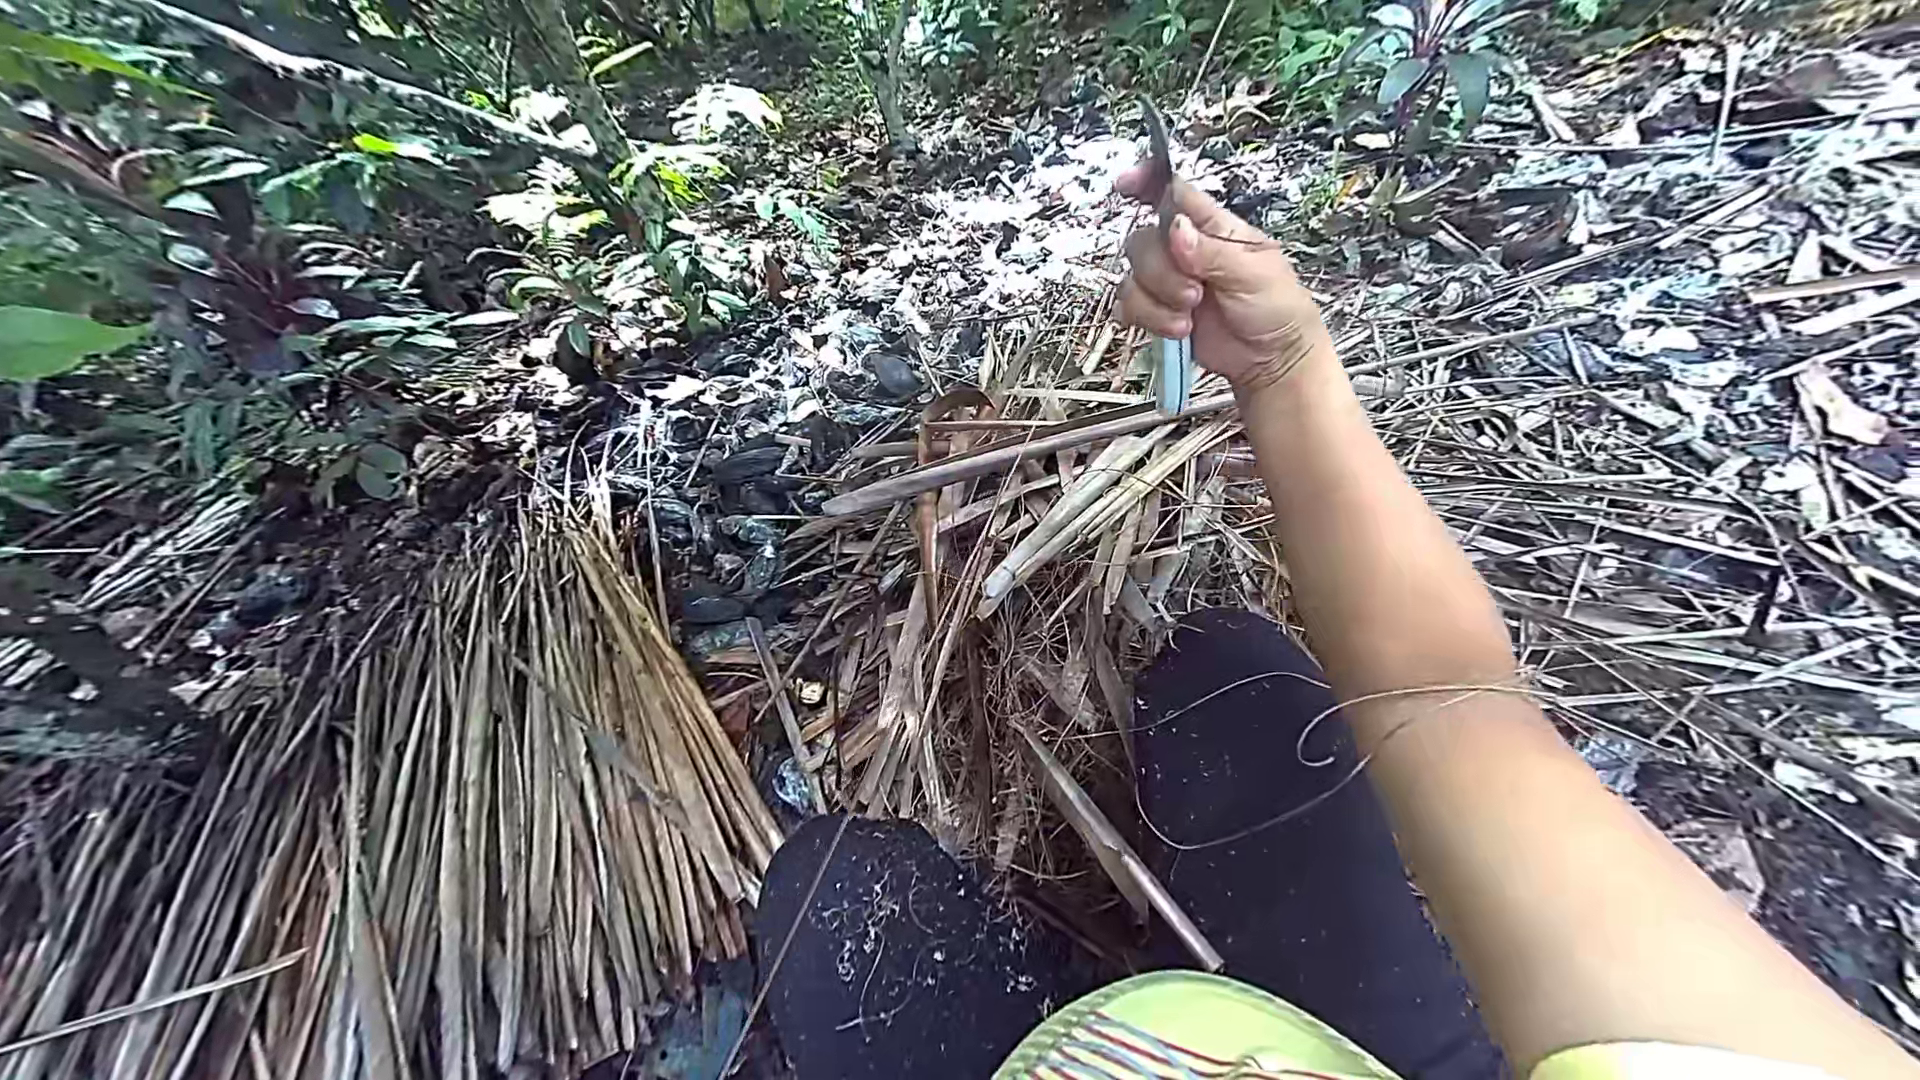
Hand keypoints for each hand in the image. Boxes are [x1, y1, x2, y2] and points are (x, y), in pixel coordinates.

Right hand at [1114, 168, 1333, 395]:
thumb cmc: (1277, 309)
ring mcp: (1169, 285)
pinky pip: (1129, 308)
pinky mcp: (1158, 314)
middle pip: (1143, 242)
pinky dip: (1147, 320)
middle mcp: (1185, 252)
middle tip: (1195, 294)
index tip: (1126, 184)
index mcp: (1213, 228)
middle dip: (1162, 273)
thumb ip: (1212, 253)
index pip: (1174, 193)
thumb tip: (1177, 230)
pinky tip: (1175, 329)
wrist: (1271, 358)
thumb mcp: (1254, 273)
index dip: (1147, 181)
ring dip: (1157, 303)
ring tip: (1189, 317)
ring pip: (1133, 279)